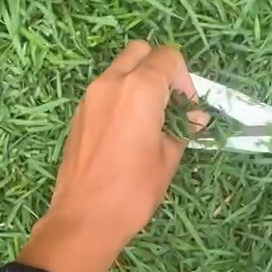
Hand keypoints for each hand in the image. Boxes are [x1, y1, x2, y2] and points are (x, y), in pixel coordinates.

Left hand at [19, 41, 195, 271]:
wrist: (84, 218)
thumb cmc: (132, 190)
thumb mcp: (168, 158)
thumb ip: (182, 128)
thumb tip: (193, 118)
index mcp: (139, 89)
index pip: (168, 58)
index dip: (185, 79)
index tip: (188, 108)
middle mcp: (111, 83)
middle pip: (140, 53)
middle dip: (160, 70)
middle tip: (171, 103)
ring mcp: (90, 97)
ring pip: (120, 69)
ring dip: (139, 82)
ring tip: (151, 119)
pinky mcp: (78, 114)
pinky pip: (105, 90)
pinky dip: (122, 96)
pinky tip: (130, 130)